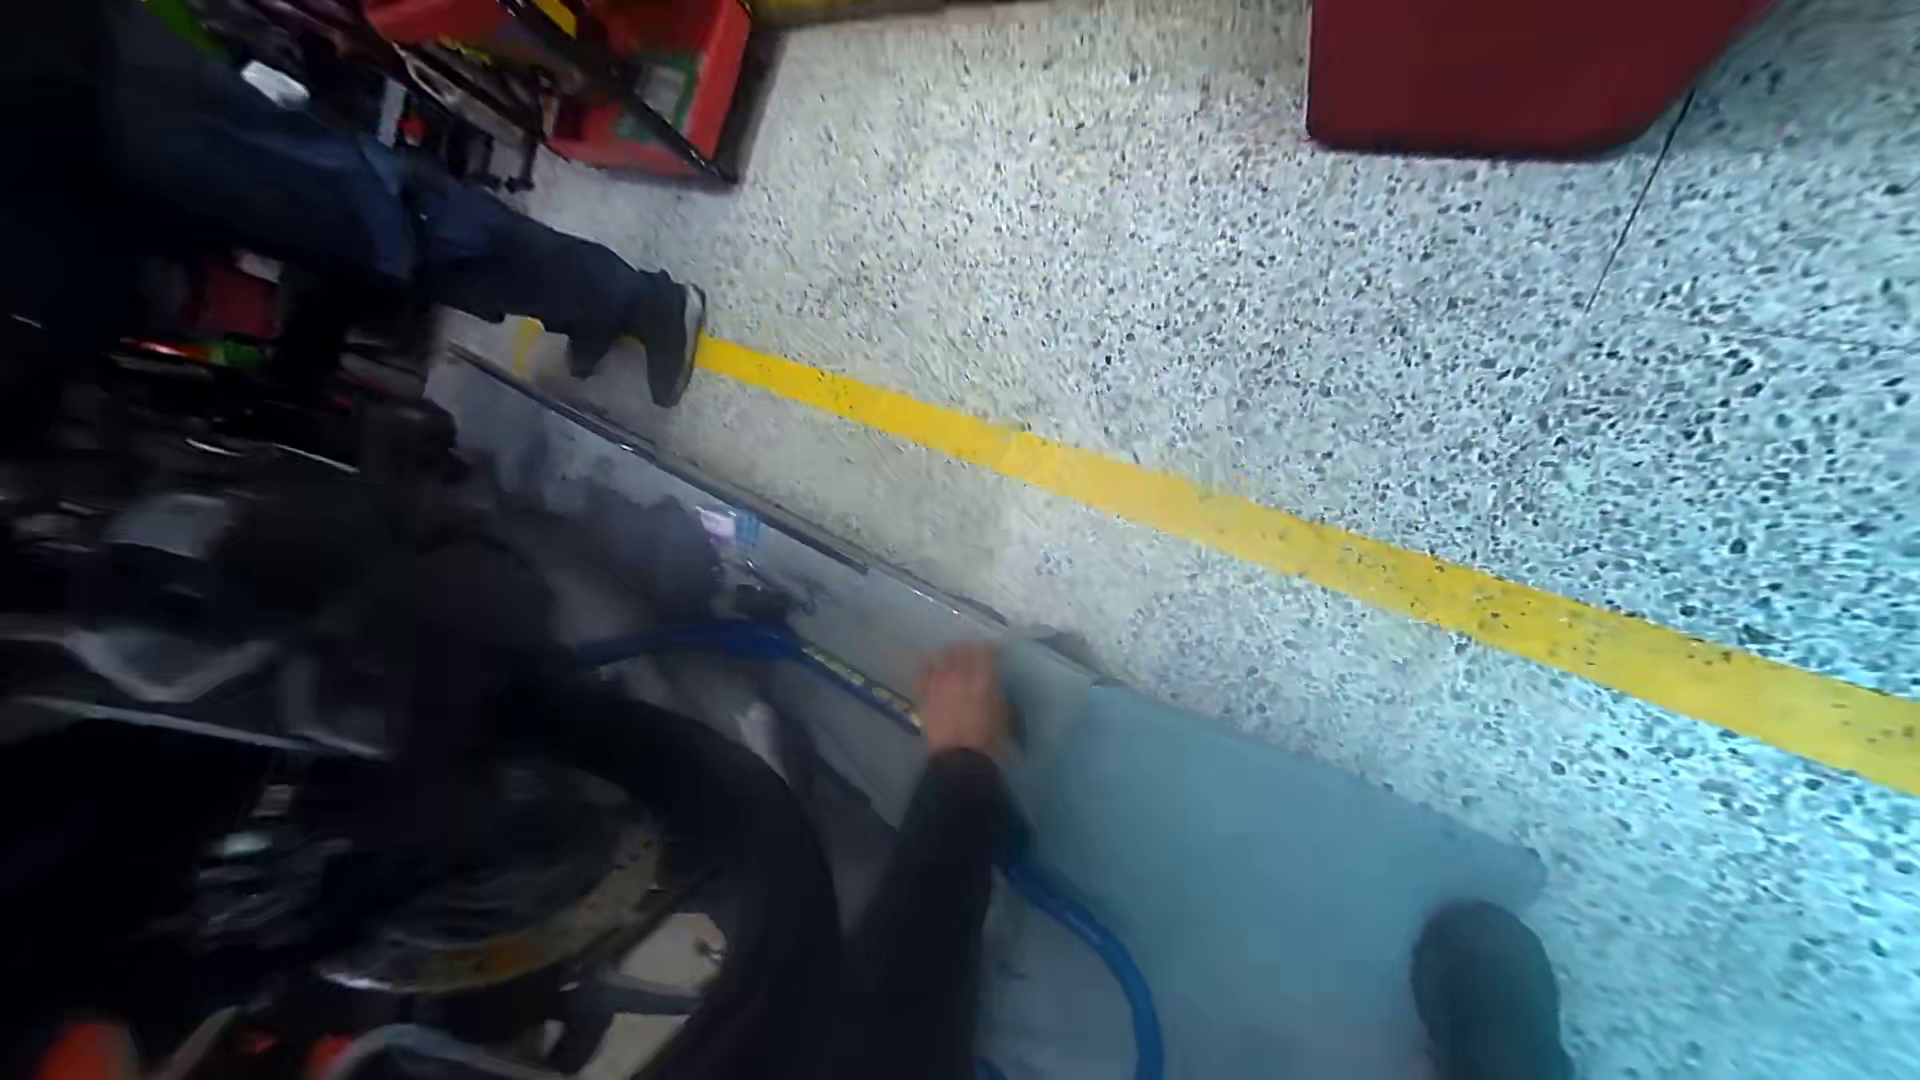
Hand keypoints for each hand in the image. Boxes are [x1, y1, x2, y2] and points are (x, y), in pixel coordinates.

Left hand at [915, 642, 1009, 754]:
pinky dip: (926, 668)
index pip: (983, 649)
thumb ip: (995, 688)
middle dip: (964, 647)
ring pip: (939, 654)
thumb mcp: (1001, 710)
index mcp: (982, 677)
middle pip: (959, 647)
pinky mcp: (926, 692)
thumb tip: (990, 676)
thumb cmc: (986, 736)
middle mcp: (959, 674)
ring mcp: (940, 681)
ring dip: (945, 653)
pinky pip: (922, 672)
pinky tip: (929, 671)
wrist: (958, 755)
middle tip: (967, 652)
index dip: (985, 647)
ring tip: (947, 658)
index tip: (987, 650)